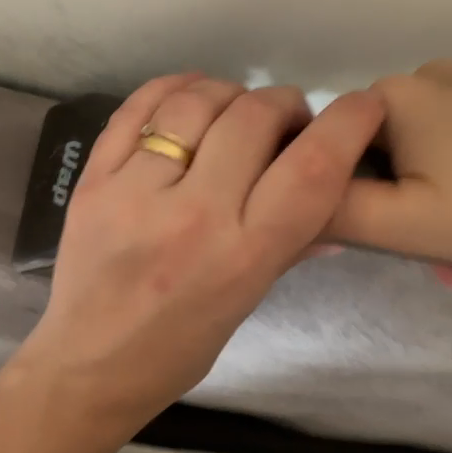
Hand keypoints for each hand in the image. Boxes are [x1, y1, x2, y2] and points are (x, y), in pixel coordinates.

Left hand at [21, 74, 385, 422]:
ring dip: (229, 92)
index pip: (312, 169)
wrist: (89, 364)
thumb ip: (289, 243)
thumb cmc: (178, 348)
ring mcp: (134, 192)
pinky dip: (171, 88)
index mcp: (243, 256)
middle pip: (253, 118)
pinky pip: (136, 109)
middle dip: (284, 104)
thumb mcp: (247, 302)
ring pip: (195, 102)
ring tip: (235, 109)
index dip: (347, 123)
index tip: (363, 105)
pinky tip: (190, 94)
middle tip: (285, 119)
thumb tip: (335, 192)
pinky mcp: (94, 180)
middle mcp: (193, 215)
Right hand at [331, 61, 451, 272]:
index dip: (345, 212)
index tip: (391, 255)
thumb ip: (335, 214)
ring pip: (435, 171)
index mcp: (387, 100)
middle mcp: (425, 84)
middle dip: (413, 230)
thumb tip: (290, 200)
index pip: (328, 157)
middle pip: (386, 168)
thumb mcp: (412, 224)